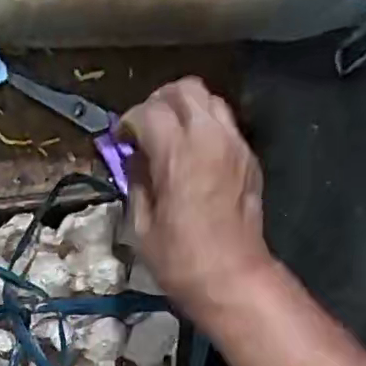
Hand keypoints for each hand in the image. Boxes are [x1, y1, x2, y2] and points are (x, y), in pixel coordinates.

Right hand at [118, 77, 274, 309]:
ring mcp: (234, 143)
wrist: (229, 276)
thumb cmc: (178, 259)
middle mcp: (210, 137)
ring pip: (208, 100)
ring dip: (183, 110)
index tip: (118, 139)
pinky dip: (202, 127)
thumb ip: (137, 183)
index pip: (149, 112)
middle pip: (184, 90)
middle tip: (142, 129)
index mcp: (179, 154)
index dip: (128, 122)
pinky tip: (190, 155)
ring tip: (166, 137)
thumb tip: (134, 161)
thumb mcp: (142, 226)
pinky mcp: (247, 157)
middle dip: (158, 102)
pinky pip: (223, 124)